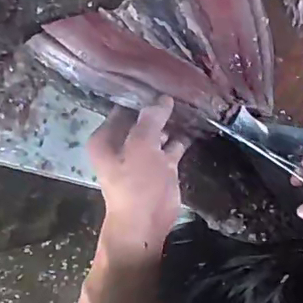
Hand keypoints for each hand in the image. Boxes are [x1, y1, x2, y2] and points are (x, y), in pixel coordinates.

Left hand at [88, 99, 186, 265]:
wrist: (145, 223)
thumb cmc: (136, 184)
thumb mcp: (141, 146)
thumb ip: (151, 119)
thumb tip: (163, 99)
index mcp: (106, 138)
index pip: (123, 107)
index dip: (142, 95)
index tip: (162, 80)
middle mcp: (122, 144)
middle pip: (142, 119)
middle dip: (159, 108)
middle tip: (182, 89)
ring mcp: (143, 156)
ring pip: (159, 132)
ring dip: (173, 122)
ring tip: (193, 103)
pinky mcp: (161, 168)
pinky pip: (172, 146)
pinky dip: (182, 138)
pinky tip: (196, 125)